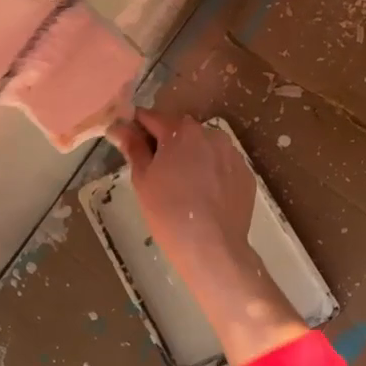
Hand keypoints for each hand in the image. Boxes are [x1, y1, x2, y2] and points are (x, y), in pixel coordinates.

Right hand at [106, 110, 305, 365]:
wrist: (212, 249)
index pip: (151, 117)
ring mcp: (231, 154)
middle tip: (156, 172)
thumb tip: (119, 126)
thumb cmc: (168, 211)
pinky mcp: (246, 175)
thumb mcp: (142, 178)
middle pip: (180, 130)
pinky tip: (204, 197)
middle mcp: (210, 134)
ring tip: (183, 186)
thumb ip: (132, 146)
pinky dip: (211, 173)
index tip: (130, 143)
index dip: (137, 128)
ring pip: (203, 147)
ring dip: (191, 157)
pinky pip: (221, 165)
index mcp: (180, 130)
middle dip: (167, 143)